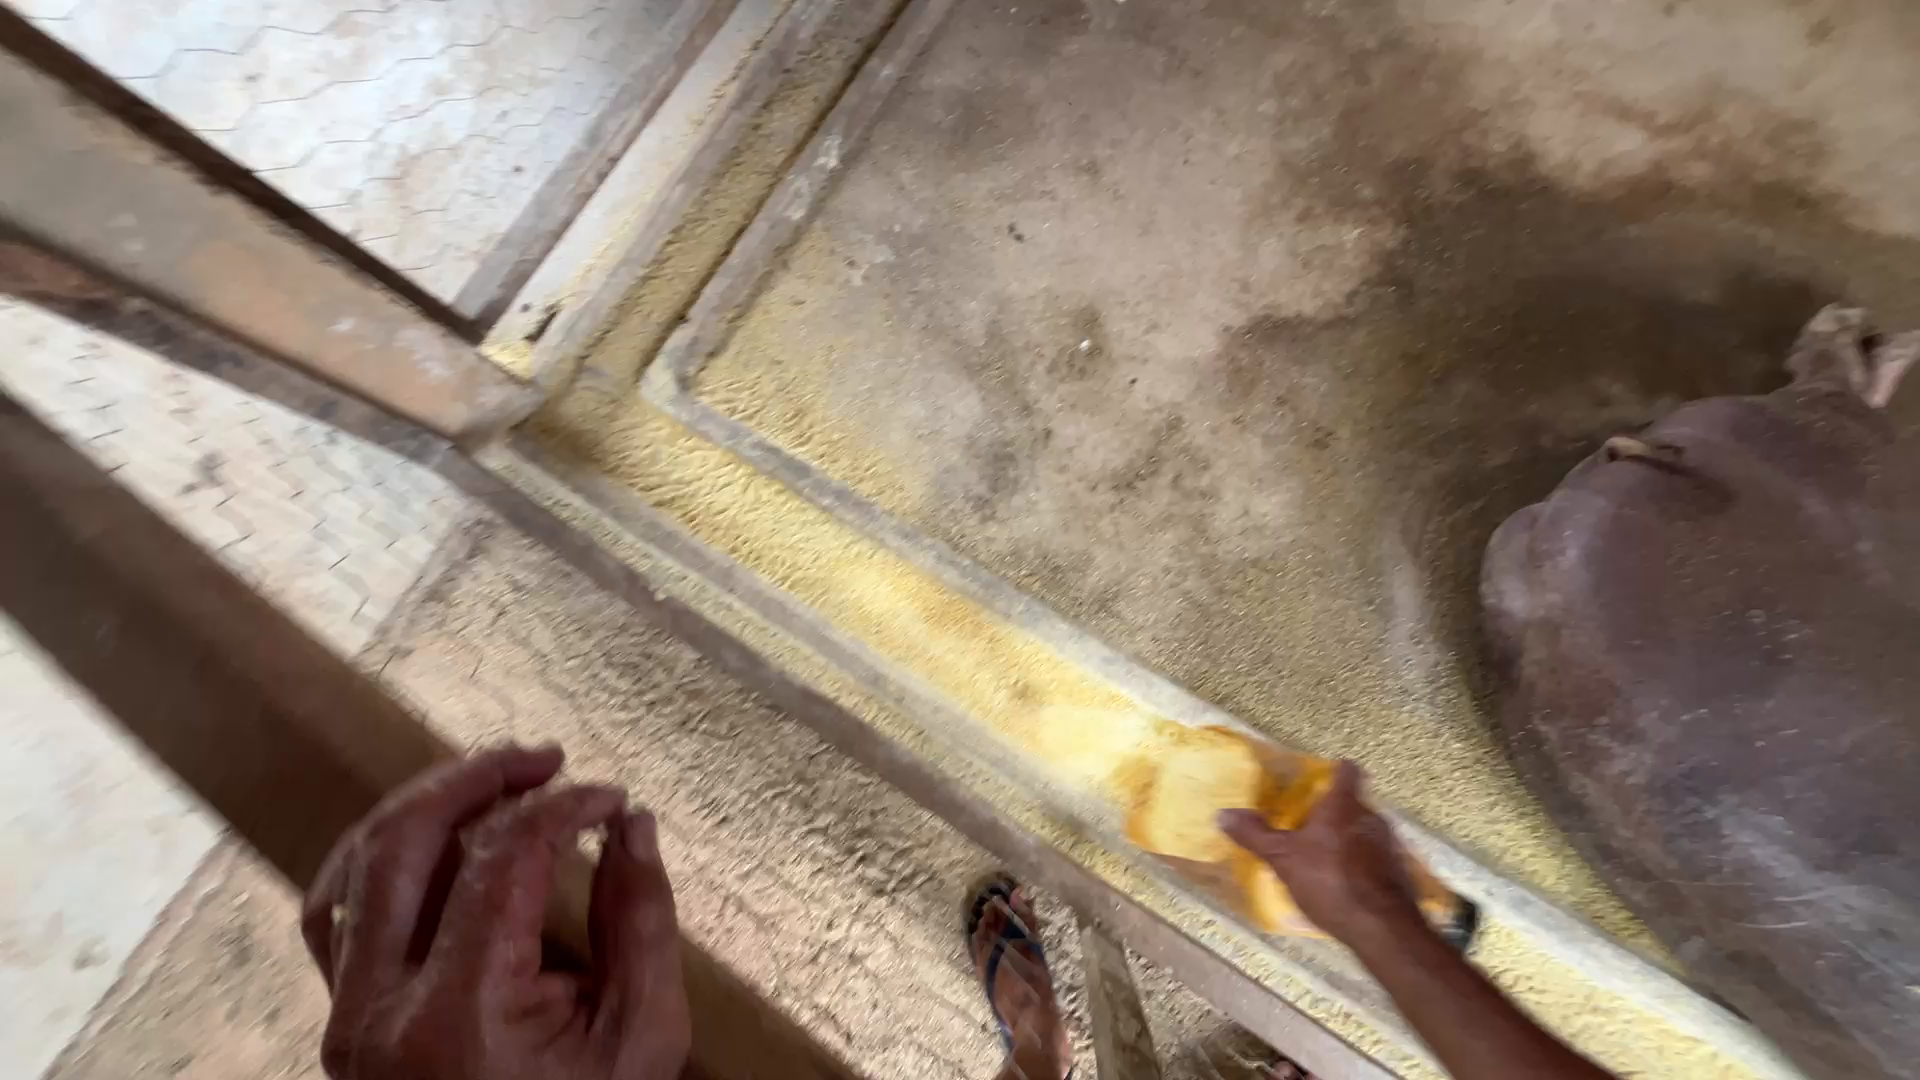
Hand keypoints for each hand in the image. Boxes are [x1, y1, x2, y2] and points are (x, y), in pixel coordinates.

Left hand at [301, 744, 689, 1079]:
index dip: (566, 806)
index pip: (503, 860)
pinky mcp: (343, 1017)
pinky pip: (337, 909)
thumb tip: (633, 824)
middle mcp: (376, 1010)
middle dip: (480, 777)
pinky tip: (442, 832)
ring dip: (430, 803)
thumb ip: (641, 919)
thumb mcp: (643, 1033)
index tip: (614, 799)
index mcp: (458, 1014)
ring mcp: (344, 1016)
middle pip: (401, 844)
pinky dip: (387, 850)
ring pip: (354, 869)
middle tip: (550, 758)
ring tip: (500, 778)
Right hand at [1218, 760, 1422, 947]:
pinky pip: (1377, 858)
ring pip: (1367, 831)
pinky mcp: (1401, 875)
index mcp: (1343, 805)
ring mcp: (1391, 847)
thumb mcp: (1282, 858)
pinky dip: (1363, 864)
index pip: (1347, 772)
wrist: (1383, 930)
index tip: (1325, 775)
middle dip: (1336, 811)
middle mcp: (1371, 818)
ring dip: (1350, 838)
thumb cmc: (1329, 880)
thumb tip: (1223, 814)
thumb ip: (1254, 835)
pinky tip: (1347, 883)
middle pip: (1355, 803)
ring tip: (1327, 855)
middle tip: (1312, 823)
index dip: (1337, 770)